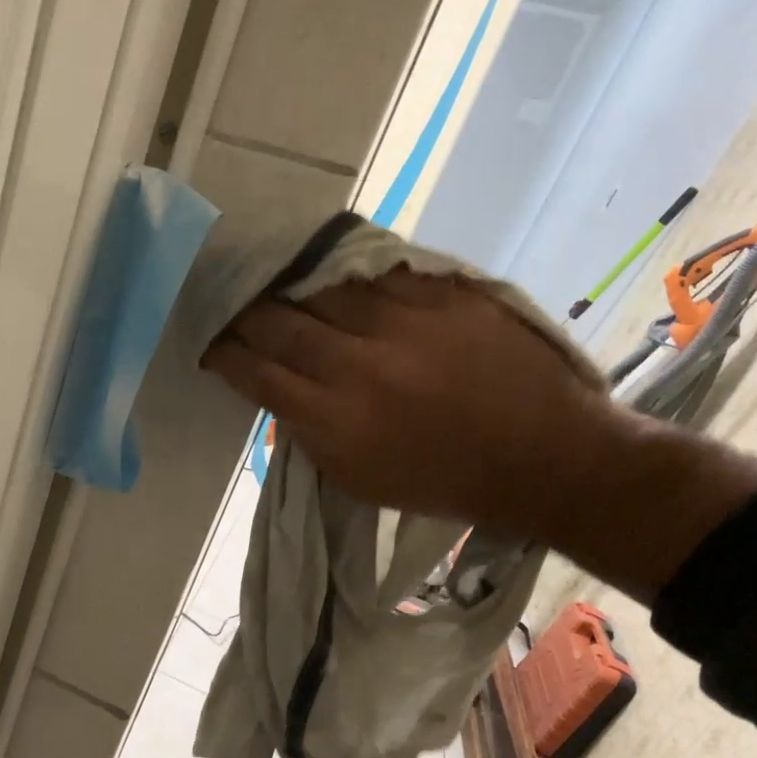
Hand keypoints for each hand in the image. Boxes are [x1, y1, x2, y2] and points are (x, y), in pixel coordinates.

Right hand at [202, 272, 756, 598]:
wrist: (545, 458)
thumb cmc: (442, 481)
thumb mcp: (357, 478)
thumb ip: (309, 434)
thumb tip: (279, 395)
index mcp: (334, 417)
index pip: (257, 372)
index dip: (226, 353)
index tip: (211, 343)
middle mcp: (359, 364)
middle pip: (281, 323)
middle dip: (247, 312)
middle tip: (230, 302)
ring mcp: (405, 324)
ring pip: (327, 290)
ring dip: (295, 287)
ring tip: (278, 281)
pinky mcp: (447, 297)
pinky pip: (384, 275)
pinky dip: (354, 278)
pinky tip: (341, 276)